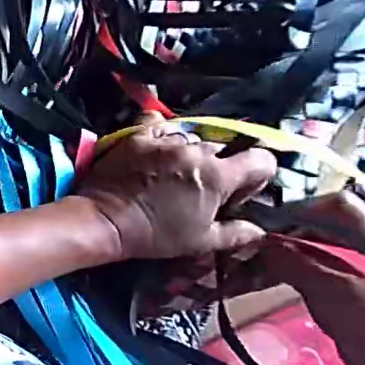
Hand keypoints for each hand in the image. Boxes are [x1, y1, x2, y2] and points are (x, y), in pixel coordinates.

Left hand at [73, 114, 276, 260]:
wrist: (103, 221)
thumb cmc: (154, 235)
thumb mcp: (200, 242)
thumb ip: (235, 233)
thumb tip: (258, 230)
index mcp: (218, 175)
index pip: (261, 159)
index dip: (254, 175)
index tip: (235, 191)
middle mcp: (195, 151)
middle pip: (222, 148)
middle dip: (217, 165)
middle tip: (197, 186)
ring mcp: (164, 141)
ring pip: (191, 136)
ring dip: (188, 151)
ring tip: (172, 171)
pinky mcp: (137, 136)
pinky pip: (157, 123)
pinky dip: (162, 132)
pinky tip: (157, 146)